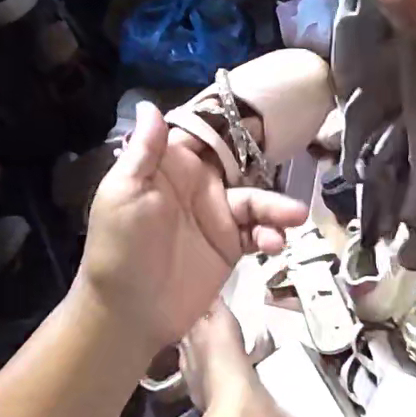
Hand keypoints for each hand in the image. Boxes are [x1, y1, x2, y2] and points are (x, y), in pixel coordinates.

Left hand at [78, 102, 307, 352]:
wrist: (128, 312)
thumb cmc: (120, 246)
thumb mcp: (125, 192)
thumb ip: (145, 150)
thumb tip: (150, 105)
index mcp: (172, 167)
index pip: (202, 134)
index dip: (226, 121)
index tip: (256, 109)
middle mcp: (199, 186)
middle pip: (239, 164)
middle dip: (264, 159)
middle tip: (294, 153)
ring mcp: (217, 217)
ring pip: (256, 200)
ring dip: (276, 206)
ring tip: (295, 216)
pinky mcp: (231, 247)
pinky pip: (258, 233)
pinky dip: (270, 236)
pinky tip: (274, 245)